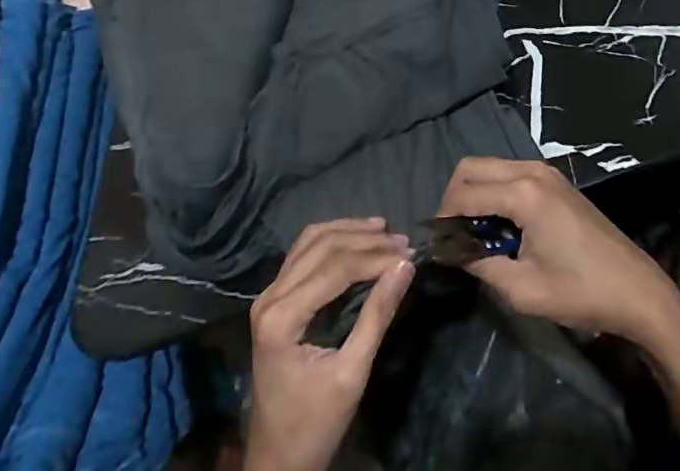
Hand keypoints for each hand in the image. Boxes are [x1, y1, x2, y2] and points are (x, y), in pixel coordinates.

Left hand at [244, 218, 414, 470]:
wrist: (278, 456)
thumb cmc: (315, 421)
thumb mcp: (352, 372)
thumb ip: (377, 315)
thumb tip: (405, 266)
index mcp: (281, 318)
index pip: (336, 268)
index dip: (376, 256)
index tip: (410, 256)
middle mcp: (269, 297)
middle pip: (322, 246)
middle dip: (366, 240)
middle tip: (404, 244)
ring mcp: (269, 295)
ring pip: (311, 241)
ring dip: (349, 231)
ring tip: (385, 231)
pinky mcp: (275, 298)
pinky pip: (303, 253)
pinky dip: (333, 239)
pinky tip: (358, 239)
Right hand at [437, 157, 679, 348]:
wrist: (635, 289)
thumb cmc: (580, 292)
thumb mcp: (522, 288)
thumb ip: (480, 263)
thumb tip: (450, 249)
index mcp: (524, 193)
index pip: (463, 193)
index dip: (443, 220)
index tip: (438, 247)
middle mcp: (533, 171)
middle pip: (471, 167)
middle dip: (453, 198)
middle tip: (454, 237)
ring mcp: (547, 172)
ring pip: (491, 167)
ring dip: (474, 194)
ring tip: (475, 235)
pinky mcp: (555, 181)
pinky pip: (510, 174)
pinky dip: (495, 192)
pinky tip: (500, 228)